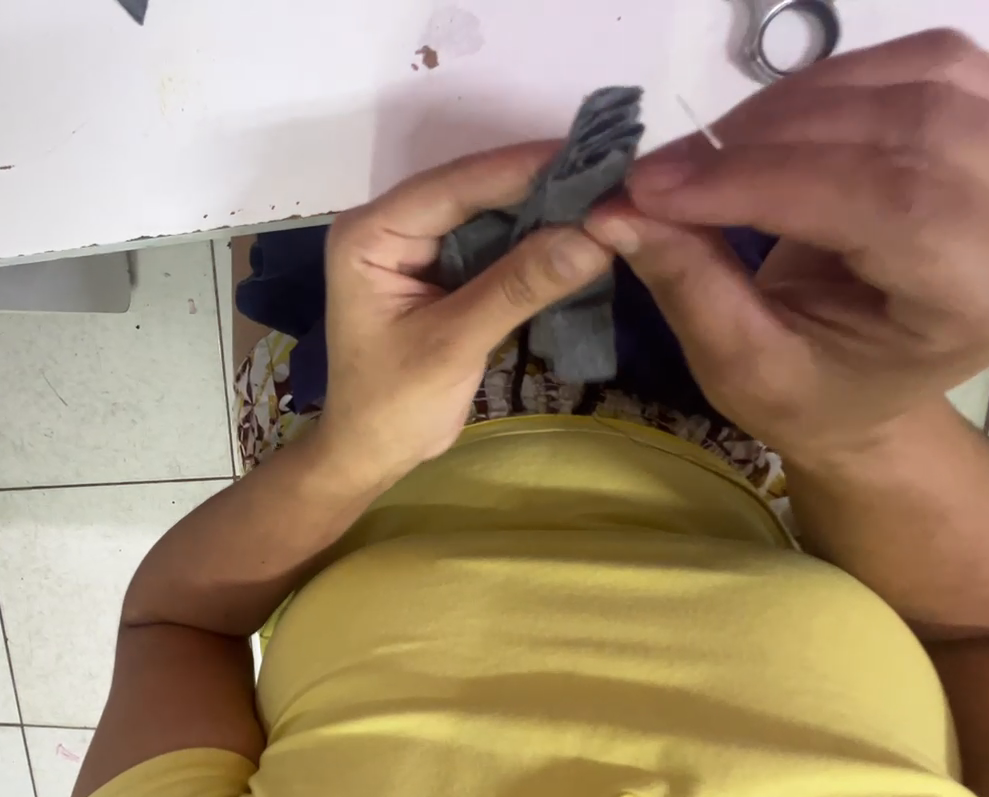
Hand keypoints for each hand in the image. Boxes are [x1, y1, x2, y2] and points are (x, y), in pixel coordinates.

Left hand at [321, 143, 614, 478]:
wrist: (372, 452)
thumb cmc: (392, 406)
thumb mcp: (452, 345)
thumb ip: (519, 287)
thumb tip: (598, 233)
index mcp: (368, 236)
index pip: (453, 186)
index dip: (525, 167)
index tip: (601, 150)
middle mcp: (387, 229)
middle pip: (473, 190)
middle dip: (541, 185)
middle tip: (620, 171)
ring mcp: (413, 249)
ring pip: (487, 213)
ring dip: (543, 210)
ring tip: (613, 195)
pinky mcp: (438, 274)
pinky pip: (491, 244)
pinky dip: (531, 242)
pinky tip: (580, 233)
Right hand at [587, 30, 988, 465]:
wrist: (865, 398)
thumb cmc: (805, 399)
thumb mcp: (734, 363)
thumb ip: (687, 281)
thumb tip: (614, 211)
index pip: (889, 200)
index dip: (758, 180)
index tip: (648, 187)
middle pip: (912, 124)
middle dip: (764, 137)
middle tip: (659, 171)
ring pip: (923, 78)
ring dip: (791, 105)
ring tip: (705, 155)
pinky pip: (927, 67)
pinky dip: (828, 87)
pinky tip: (764, 132)